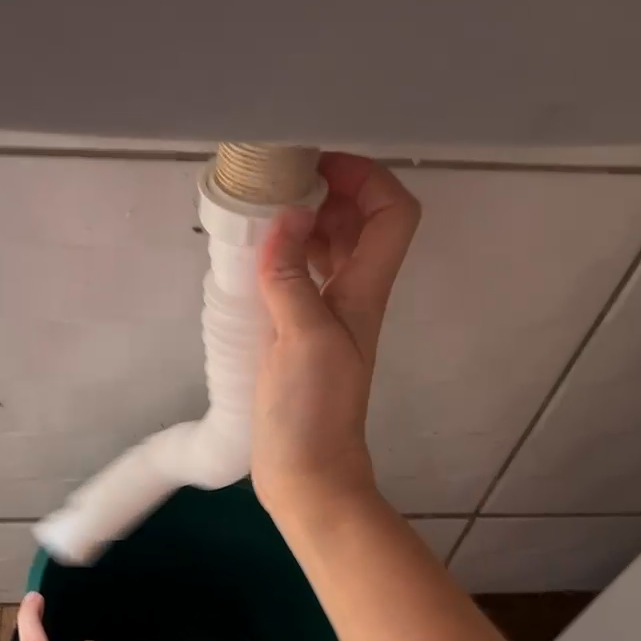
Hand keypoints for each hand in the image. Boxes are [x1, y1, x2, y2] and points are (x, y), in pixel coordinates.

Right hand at [252, 153, 420, 517]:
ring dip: (300, 224)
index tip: (318, 165)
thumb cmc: (312, 412)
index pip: (391, 214)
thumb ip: (292, 279)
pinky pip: (295, 283)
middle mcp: (350, 298)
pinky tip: (248, 262)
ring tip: (257, 215)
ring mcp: (323, 320)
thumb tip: (282, 218)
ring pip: (324, 252)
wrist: (306, 475)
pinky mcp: (295, 339)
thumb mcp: (304, 340)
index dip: (367, 177)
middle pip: (357, 225)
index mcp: (365, 292)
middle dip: (326, 192)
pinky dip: (279, 261)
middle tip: (276, 184)